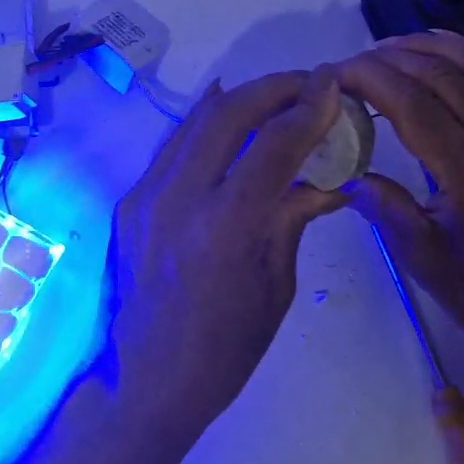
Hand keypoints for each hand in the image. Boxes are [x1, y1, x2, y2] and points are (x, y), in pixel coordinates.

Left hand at [103, 69, 347, 435]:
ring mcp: (147, 196)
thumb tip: (322, 182)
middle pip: (228, 114)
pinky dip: (202, 123)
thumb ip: (291, 220)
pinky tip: (224, 112)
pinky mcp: (129, 201)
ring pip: (194, 122)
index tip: (333, 85)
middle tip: (307, 84)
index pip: (274, 145)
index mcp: (227, 227)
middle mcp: (180, 198)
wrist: (144, 380)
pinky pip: (171, 147)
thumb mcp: (275, 287)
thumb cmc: (225, 348)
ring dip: (238, 99)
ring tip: (275, 95)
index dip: (309, 108)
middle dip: (273, 88)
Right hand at [335, 32, 463, 369]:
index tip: (333, 73)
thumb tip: (349, 173)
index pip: (413, 104)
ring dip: (430, 47)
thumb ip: (384, 207)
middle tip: (350, 64)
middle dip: (390, 58)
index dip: (369, 78)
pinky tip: (445, 54)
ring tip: (389, 47)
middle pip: (443, 75)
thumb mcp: (423, 260)